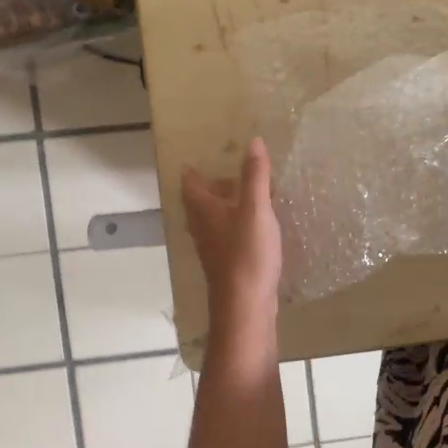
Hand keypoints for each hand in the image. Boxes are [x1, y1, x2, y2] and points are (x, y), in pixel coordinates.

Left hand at [182, 138, 282, 319]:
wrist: (245, 305)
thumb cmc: (247, 253)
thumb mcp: (256, 209)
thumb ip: (255, 176)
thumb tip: (254, 141)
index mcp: (204, 211)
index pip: (191, 184)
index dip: (194, 171)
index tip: (200, 159)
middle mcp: (202, 227)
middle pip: (200, 202)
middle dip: (212, 187)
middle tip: (231, 174)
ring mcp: (213, 248)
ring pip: (213, 220)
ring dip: (224, 206)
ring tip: (247, 197)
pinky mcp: (226, 263)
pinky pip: (226, 234)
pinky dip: (236, 223)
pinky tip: (255, 226)